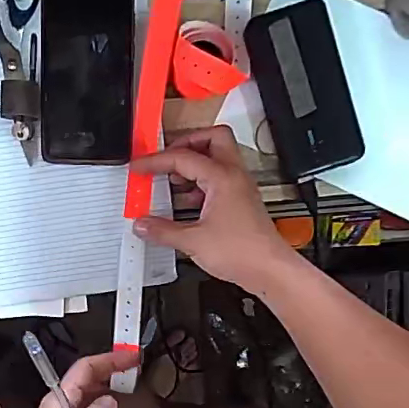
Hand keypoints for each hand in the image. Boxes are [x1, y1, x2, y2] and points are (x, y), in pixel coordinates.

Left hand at [11, 348, 138, 407]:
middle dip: (108, 370)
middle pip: (83, 380)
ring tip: (125, 386)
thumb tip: (110, 402)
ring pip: (85, 398)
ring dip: (105, 389)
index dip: (109, 359)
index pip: (84, 368)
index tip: (130, 356)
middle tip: (132, 368)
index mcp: (56, 402)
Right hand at [130, 126, 302, 294]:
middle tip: (165, 157)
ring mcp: (240, 188)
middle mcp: (234, 176)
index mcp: (222, 177)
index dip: (156, 161)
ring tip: (172, 180)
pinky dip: (201, 183)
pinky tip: (187, 203)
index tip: (139, 167)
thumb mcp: (193, 241)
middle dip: (185, 143)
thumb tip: (143, 224)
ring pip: (218, 158)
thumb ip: (163, 230)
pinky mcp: (241, 202)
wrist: (268, 269)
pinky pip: (220, 180)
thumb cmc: (244, 252)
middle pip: (211, 138)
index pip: (182, 157)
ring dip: (194, 164)